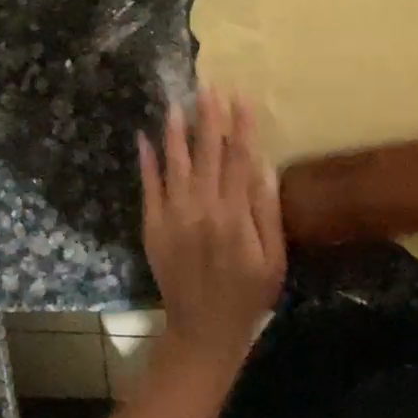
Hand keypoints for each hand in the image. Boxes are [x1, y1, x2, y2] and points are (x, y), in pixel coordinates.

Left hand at [138, 90, 285, 369]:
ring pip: (175, 163)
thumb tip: (261, 166)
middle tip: (209, 85)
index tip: (241, 97)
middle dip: (209, 117)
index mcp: (235, 216)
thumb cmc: (248, 295)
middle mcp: (202, 209)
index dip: (241, 126)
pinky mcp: (153, 227)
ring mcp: (174, 217)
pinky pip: (149, 187)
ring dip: (176, 131)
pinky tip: (144, 138)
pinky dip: (146, 162)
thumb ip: (267, 211)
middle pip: (207, 153)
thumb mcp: (273, 259)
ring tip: (176, 103)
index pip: (239, 159)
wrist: (202, 331)